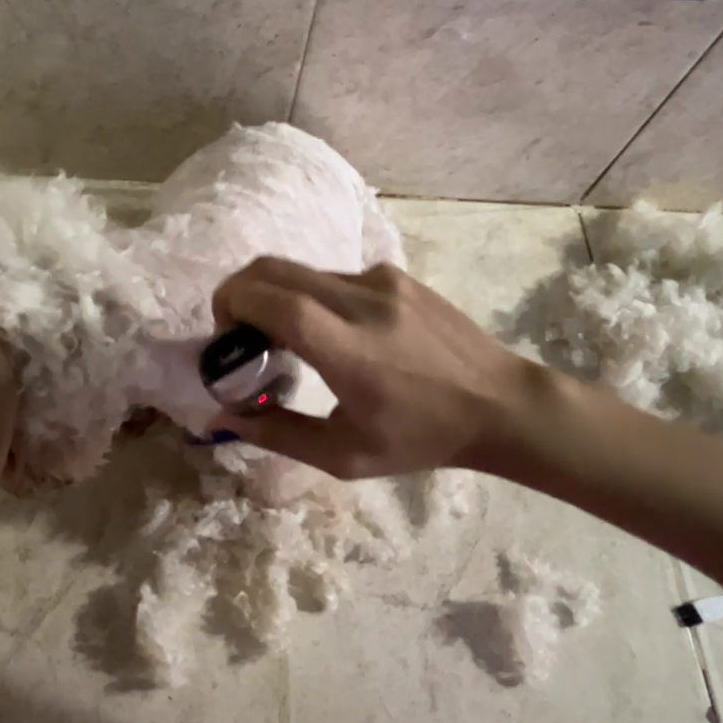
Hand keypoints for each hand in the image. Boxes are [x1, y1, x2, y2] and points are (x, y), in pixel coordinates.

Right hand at [209, 257, 555, 479]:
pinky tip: (331, 332)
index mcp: (347, 349)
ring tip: (285, 338)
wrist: (501, 405)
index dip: (232, 304)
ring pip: (301, 270)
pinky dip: (310, 295)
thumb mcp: (344, 455)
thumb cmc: (422, 438)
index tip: (225, 335)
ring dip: (275, 294)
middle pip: (273, 268)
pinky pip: (333, 275)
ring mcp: (381, 280)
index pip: (271, 300)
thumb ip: (277, 433)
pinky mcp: (396, 274)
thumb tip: (221, 417)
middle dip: (239, 292)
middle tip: (239, 332)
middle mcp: (360, 300)